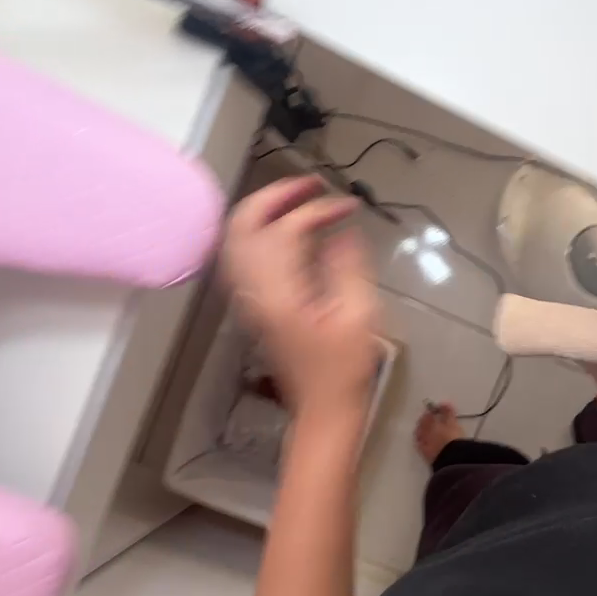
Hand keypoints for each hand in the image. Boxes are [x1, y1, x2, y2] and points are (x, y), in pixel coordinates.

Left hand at [225, 177, 379, 418]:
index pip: (287, 230)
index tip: (349, 208)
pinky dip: (261, 232)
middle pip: (244, 224)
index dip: (318, 210)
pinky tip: (287, 231)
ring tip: (301, 200)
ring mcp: (249, 297)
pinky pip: (244, 255)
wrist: (322, 410)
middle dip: (276, 195)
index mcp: (279, 292)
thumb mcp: (359, 317)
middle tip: (312, 185)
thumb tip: (340, 232)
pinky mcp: (254, 303)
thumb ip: (347, 268)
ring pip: (238, 237)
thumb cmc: (345, 370)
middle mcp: (253, 289)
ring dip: (265, 210)